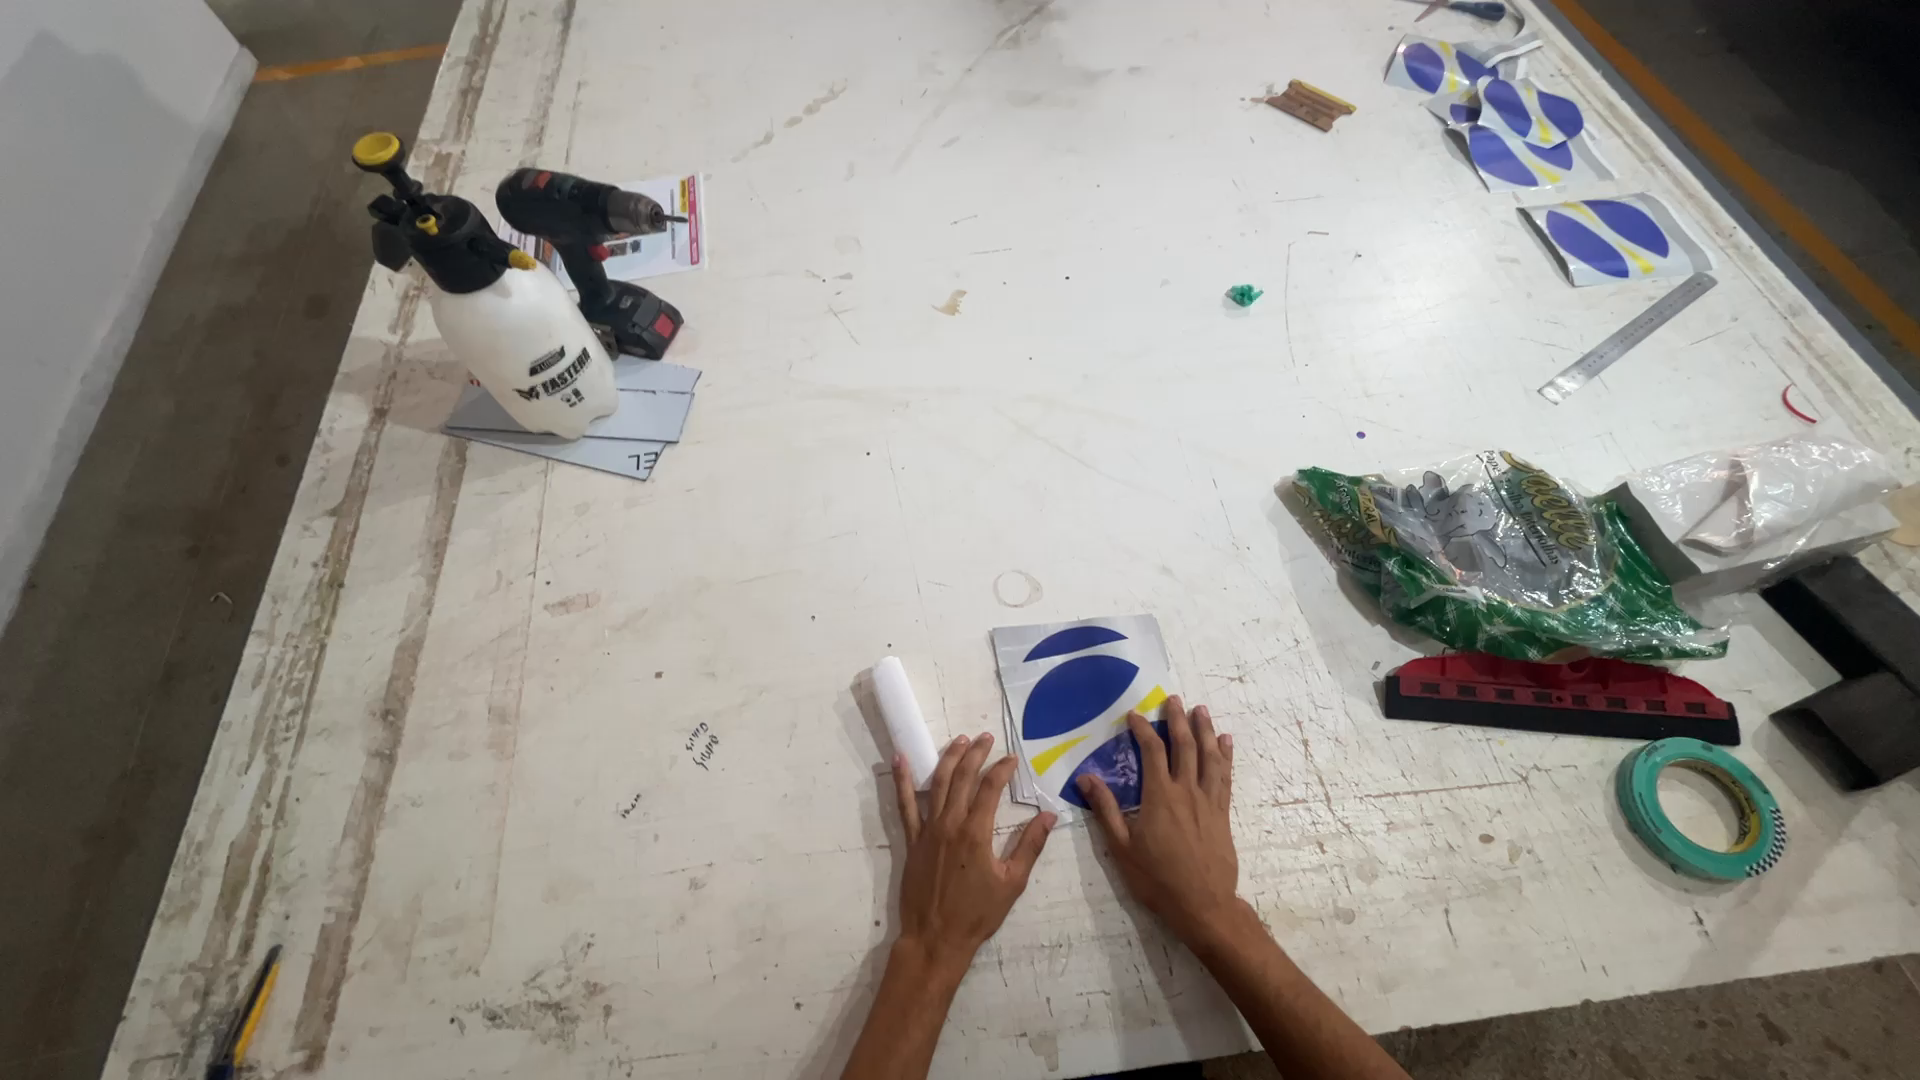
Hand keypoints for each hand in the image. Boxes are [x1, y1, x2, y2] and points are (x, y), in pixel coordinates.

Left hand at [890, 733, 1055, 977]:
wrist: (935, 939)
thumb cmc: (978, 914)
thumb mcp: (1012, 882)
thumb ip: (1030, 846)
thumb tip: (1049, 816)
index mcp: (977, 832)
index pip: (990, 788)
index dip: (1002, 769)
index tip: (1012, 758)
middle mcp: (950, 823)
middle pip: (963, 777)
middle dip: (976, 753)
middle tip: (986, 737)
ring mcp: (928, 829)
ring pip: (938, 783)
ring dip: (949, 758)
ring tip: (959, 740)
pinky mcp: (912, 839)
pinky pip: (905, 804)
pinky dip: (902, 780)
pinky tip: (900, 758)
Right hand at [1078, 697, 1239, 944]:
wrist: (1203, 906)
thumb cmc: (1157, 878)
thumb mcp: (1122, 847)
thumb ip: (1105, 809)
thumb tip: (1085, 778)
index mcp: (1159, 796)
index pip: (1152, 751)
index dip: (1143, 729)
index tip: (1134, 714)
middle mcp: (1186, 791)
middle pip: (1184, 746)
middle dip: (1178, 719)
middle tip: (1173, 699)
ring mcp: (1208, 801)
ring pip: (1209, 756)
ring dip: (1204, 730)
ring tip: (1200, 709)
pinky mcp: (1222, 813)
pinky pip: (1225, 776)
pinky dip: (1225, 755)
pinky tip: (1226, 742)